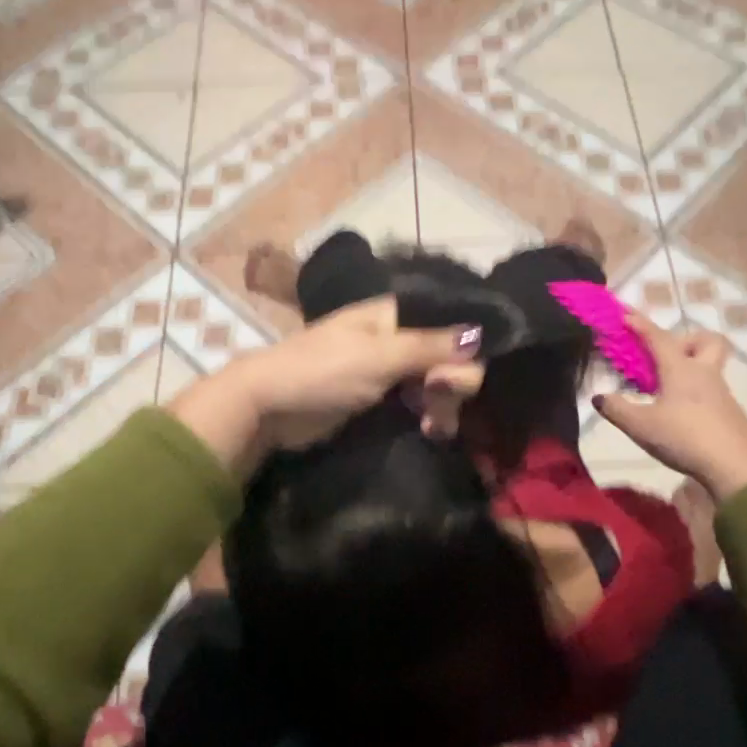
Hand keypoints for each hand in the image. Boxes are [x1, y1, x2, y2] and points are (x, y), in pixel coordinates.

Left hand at [169, 297, 483, 474]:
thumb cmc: (320, 371)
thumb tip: (480, 336)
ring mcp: (388, 370)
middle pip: (448, 357)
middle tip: (436, 408)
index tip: (454, 379)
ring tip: (433, 427)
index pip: (450, 325)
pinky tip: (429, 430)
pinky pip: (419, 404)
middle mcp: (397, 338)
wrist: (267, 408)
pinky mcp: (381, 401)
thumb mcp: (378, 356)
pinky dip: (429, 416)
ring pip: (437, 384)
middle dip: (452, 385)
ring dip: (443, 406)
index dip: (463, 350)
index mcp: (394, 315)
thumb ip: (429, 347)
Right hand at [593, 315, 746, 500]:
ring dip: (690, 368)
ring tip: (665, 390)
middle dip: (686, 340)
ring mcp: (721, 393)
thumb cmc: (684, 437)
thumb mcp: (641, 426)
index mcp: (681, 369)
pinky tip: (681, 414)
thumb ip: (617, 409)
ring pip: (709, 366)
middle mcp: (704, 374)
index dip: (641, 325)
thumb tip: (599, 397)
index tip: (626, 314)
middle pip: (706, 341)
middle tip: (665, 358)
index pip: (658, 338)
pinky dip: (695, 393)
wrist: (734, 466)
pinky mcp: (729, 413)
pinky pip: (711, 390)